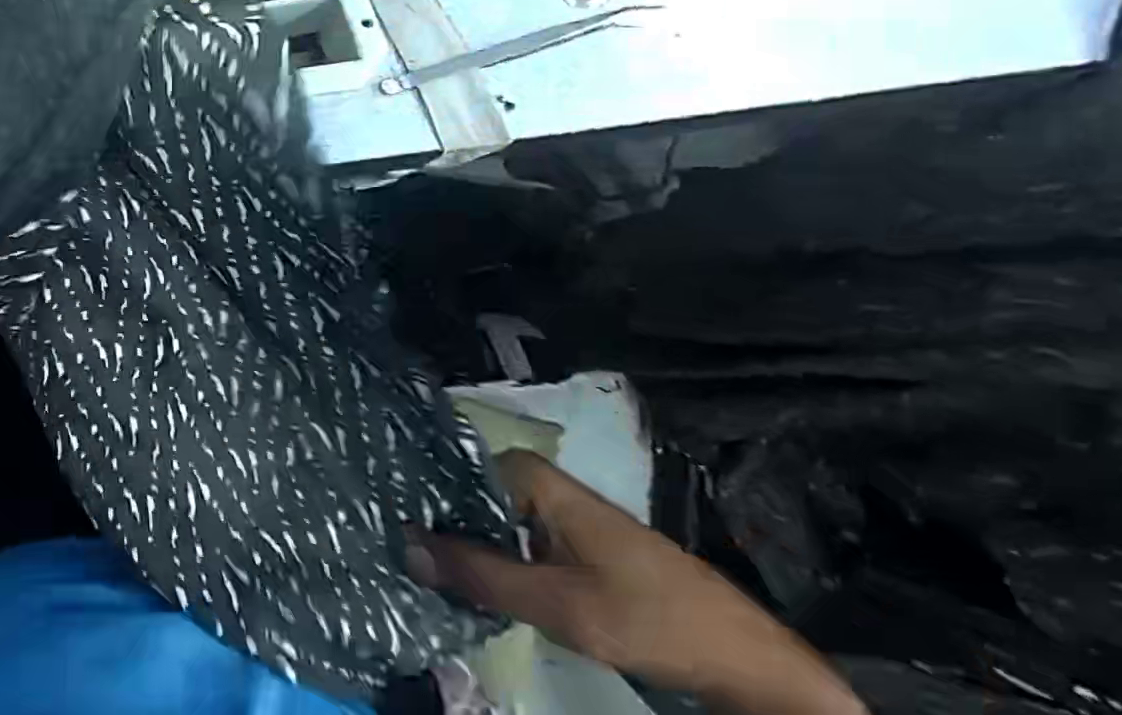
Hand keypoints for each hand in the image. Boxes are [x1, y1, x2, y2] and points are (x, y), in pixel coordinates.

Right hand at [407, 450, 864, 714]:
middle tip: (388, 541)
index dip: (420, 487)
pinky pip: (506, 539)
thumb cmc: (647, 616)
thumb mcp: (556, 603)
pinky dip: (483, 556)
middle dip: (433, 517)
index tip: (382, 508)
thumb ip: (480, 575)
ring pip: (486, 518)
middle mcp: (539, 485)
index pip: (456, 464)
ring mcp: (552, 515)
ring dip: (456, 541)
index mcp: (535, 479)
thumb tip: (403, 544)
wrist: (739, 658)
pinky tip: (460, 578)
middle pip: (468, 492)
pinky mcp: (563, 544)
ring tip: (410, 558)